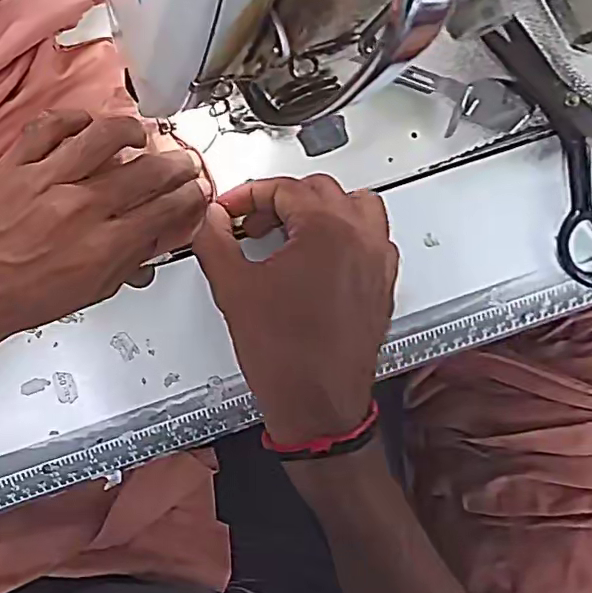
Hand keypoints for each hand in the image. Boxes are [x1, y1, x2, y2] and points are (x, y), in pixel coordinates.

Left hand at [0, 110, 207, 376]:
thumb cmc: (25, 297)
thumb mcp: (93, 290)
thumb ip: (131, 258)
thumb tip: (160, 234)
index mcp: (103, 244)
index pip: (165, 208)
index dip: (189, 195)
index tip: (193, 189)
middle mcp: (79, 207)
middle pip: (146, 170)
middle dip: (176, 163)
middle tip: (180, 161)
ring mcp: (45, 181)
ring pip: (102, 136)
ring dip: (129, 130)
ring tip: (136, 135)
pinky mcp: (16, 165)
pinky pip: (49, 126)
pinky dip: (71, 119)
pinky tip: (83, 125)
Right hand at [193, 175, 398, 444]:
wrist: (318, 404)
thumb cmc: (288, 357)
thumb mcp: (233, 288)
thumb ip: (214, 241)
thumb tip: (208, 219)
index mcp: (328, 231)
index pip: (285, 189)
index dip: (247, 196)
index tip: (229, 211)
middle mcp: (362, 239)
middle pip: (319, 190)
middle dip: (278, 201)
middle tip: (248, 222)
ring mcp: (378, 261)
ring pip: (354, 205)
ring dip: (317, 209)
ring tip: (285, 231)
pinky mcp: (383, 283)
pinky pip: (370, 236)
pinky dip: (343, 233)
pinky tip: (314, 255)